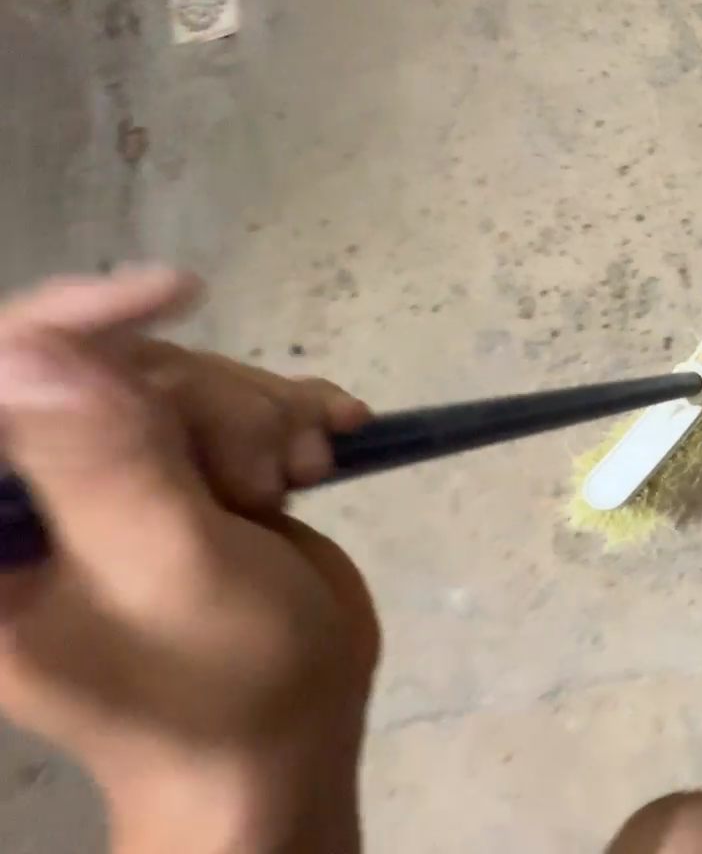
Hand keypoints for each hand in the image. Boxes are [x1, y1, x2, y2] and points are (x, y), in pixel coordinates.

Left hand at [0, 268, 379, 852]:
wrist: (287, 730)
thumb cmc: (221, 676)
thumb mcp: (172, 574)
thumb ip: (104, 467)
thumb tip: (36, 349)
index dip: (74, 323)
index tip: (182, 294)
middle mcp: (37, 495)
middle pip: (121, 376)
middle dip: (220, 408)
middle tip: (276, 478)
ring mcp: (122, 486)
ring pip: (195, 384)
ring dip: (271, 417)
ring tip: (307, 477)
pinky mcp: (196, 484)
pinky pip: (247, 406)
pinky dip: (303, 412)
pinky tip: (343, 435)